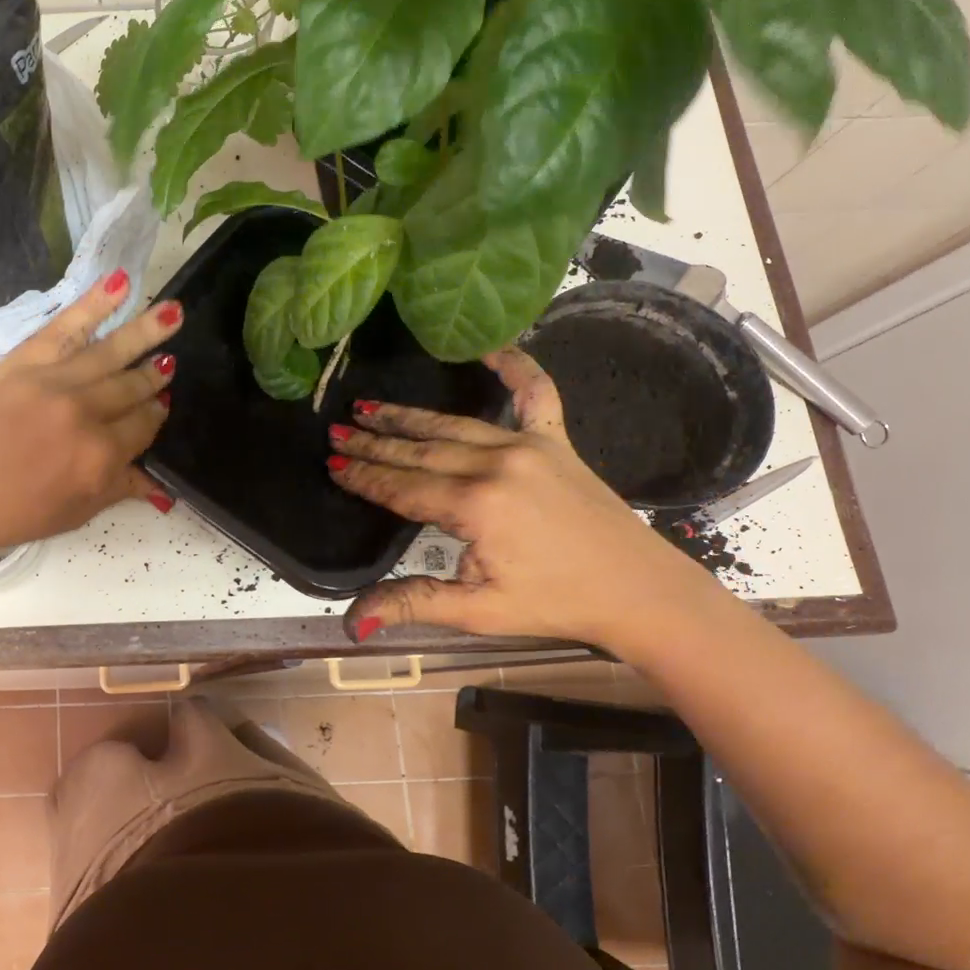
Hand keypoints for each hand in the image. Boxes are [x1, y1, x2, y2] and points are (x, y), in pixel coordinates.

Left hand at [0, 270, 181, 570]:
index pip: (144, 425)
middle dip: (153, 376)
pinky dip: (94, 304)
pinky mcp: (23, 362)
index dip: (155, 415)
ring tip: (174, 314)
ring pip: (110, 352)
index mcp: (102, 456)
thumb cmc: (13, 514)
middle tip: (168, 364)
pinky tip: (120, 284)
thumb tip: (161, 485)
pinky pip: (66, 326)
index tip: (161, 405)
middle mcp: (85, 414)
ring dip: (146, 330)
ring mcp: (54, 383)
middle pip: (131, 387)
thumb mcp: (75, 512)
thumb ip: (119, 489)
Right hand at [326, 348, 725, 648]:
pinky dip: (514, 366)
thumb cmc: (554, 604)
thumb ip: (412, 603)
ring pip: (454, 426)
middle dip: (374, 442)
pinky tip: (489, 348)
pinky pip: (535, 393)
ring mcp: (529, 447)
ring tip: (369, 406)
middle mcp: (496, 465)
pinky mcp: (557, 442)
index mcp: (475, 506)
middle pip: (420, 450)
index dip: (364, 477)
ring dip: (409, 417)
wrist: (638, 590)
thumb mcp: (478, 612)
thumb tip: (351, 621)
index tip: (331, 463)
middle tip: (336, 431)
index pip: (402, 487)